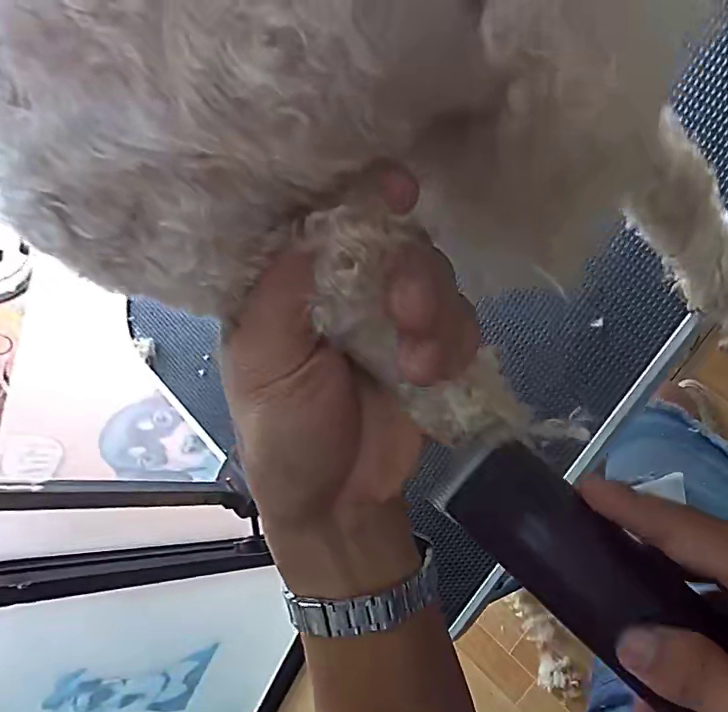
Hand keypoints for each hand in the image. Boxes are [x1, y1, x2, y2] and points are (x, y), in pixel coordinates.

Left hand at [221, 165, 478, 596]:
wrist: (339, 504)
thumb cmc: (286, 436)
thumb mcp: (263, 362)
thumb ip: (286, 289)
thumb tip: (325, 221)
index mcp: (295, 281)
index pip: (330, 219)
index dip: (362, 196)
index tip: (397, 191)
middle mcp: (349, 290)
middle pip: (398, 241)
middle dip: (414, 272)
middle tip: (407, 312)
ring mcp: (396, 324)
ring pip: (439, 281)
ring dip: (439, 315)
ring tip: (420, 367)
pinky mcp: (435, 357)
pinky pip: (463, 327)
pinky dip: (457, 346)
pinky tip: (431, 377)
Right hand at [580, 476, 727, 711]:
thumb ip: (699, 680)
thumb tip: (629, 639)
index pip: (689, 533)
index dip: (631, 510)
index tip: (583, 488)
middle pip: (698, 567)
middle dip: (643, 591)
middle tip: (593, 613)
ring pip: (721, 610)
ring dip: (683, 647)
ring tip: (648, 700)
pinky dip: (718, 663)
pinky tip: (700, 711)